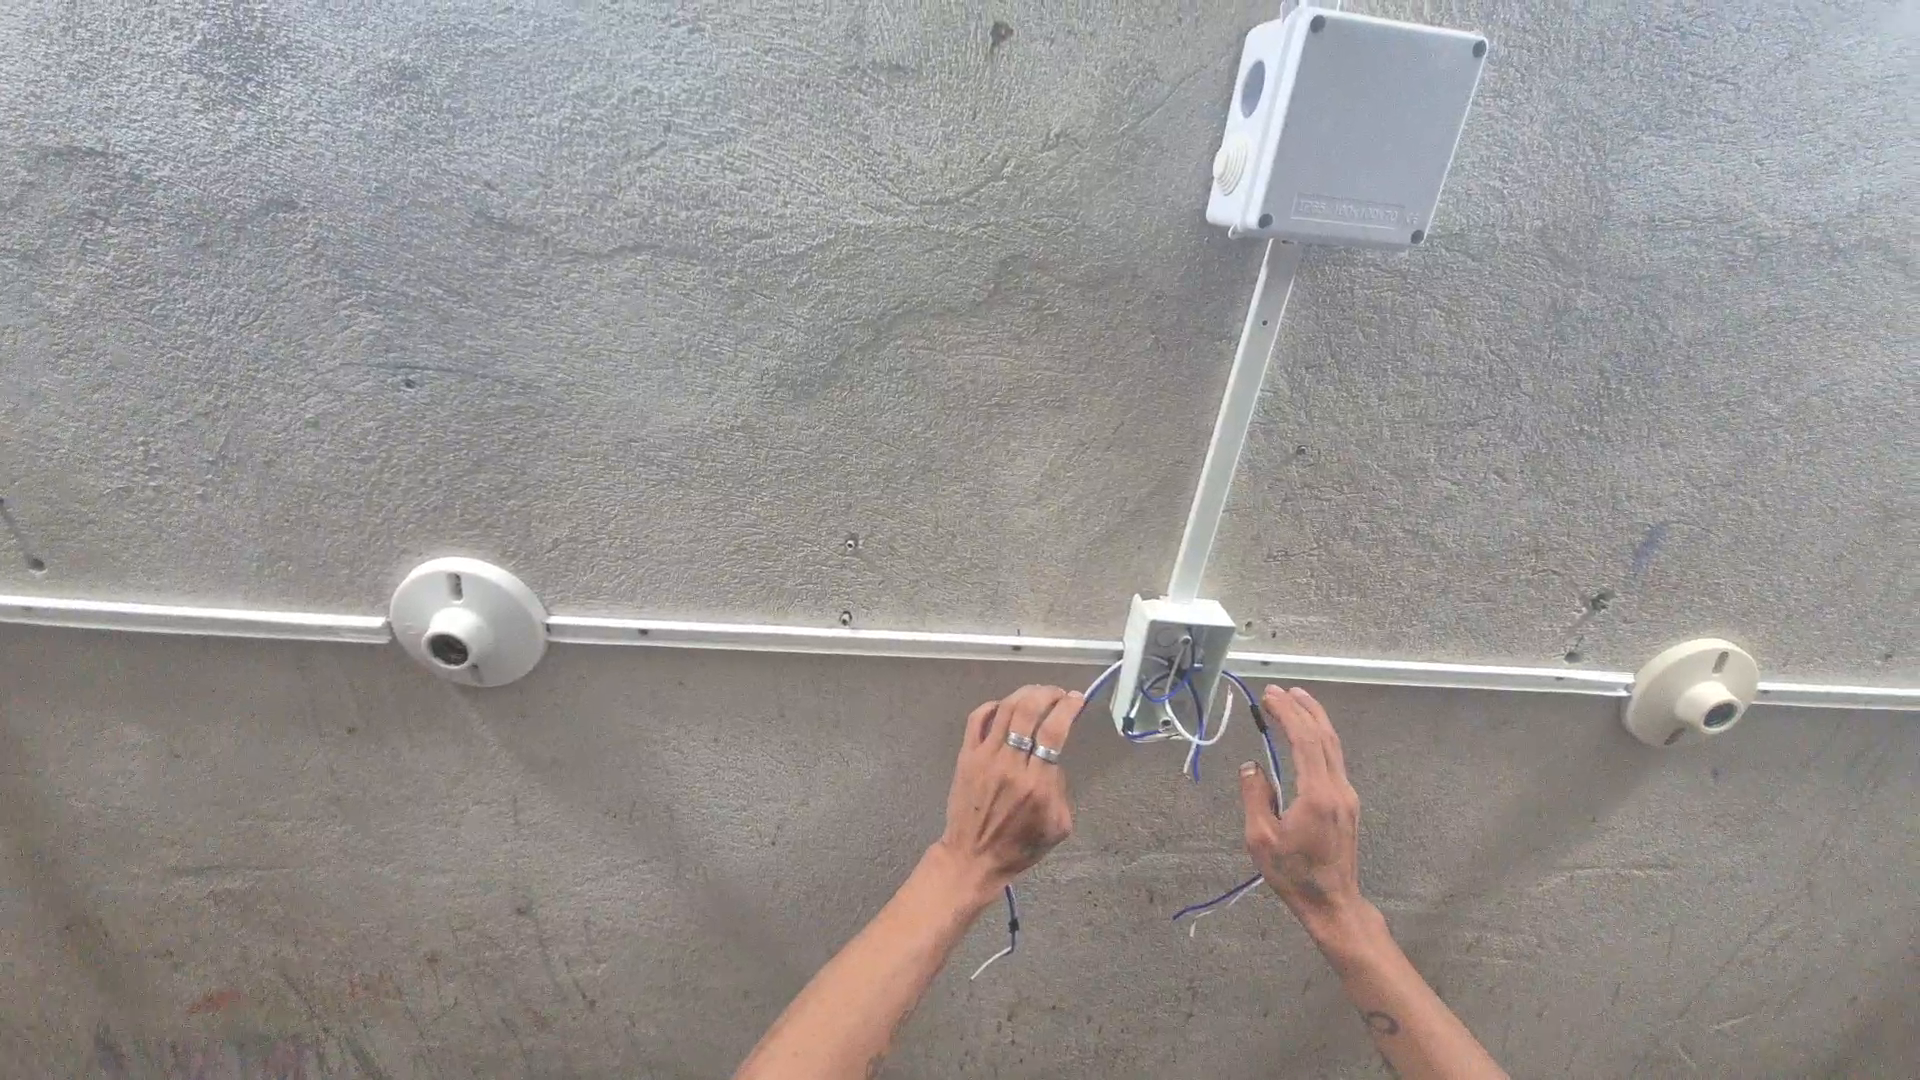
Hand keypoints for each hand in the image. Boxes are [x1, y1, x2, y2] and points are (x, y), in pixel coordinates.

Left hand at [934, 684, 1086, 900]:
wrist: (972, 857)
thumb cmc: (1019, 847)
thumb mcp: (1058, 826)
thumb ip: (1060, 788)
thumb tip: (1052, 758)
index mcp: (1037, 784)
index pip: (1054, 731)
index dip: (1068, 708)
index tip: (1077, 699)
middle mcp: (1010, 765)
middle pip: (1028, 711)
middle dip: (1048, 694)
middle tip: (1058, 693)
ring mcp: (984, 758)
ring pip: (1004, 709)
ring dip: (1025, 694)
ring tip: (1037, 693)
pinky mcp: (966, 756)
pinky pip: (977, 719)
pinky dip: (993, 705)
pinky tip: (1005, 706)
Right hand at [1239, 685, 1366, 939]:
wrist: (1333, 904)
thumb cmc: (1293, 874)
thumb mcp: (1260, 837)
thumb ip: (1255, 796)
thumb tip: (1252, 766)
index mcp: (1317, 795)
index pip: (1304, 740)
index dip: (1288, 713)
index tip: (1269, 696)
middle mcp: (1337, 789)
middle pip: (1323, 736)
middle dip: (1301, 708)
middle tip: (1278, 690)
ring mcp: (1346, 796)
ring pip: (1333, 746)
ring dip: (1314, 719)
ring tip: (1295, 699)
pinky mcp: (1346, 803)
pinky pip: (1333, 759)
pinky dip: (1318, 736)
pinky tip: (1307, 733)